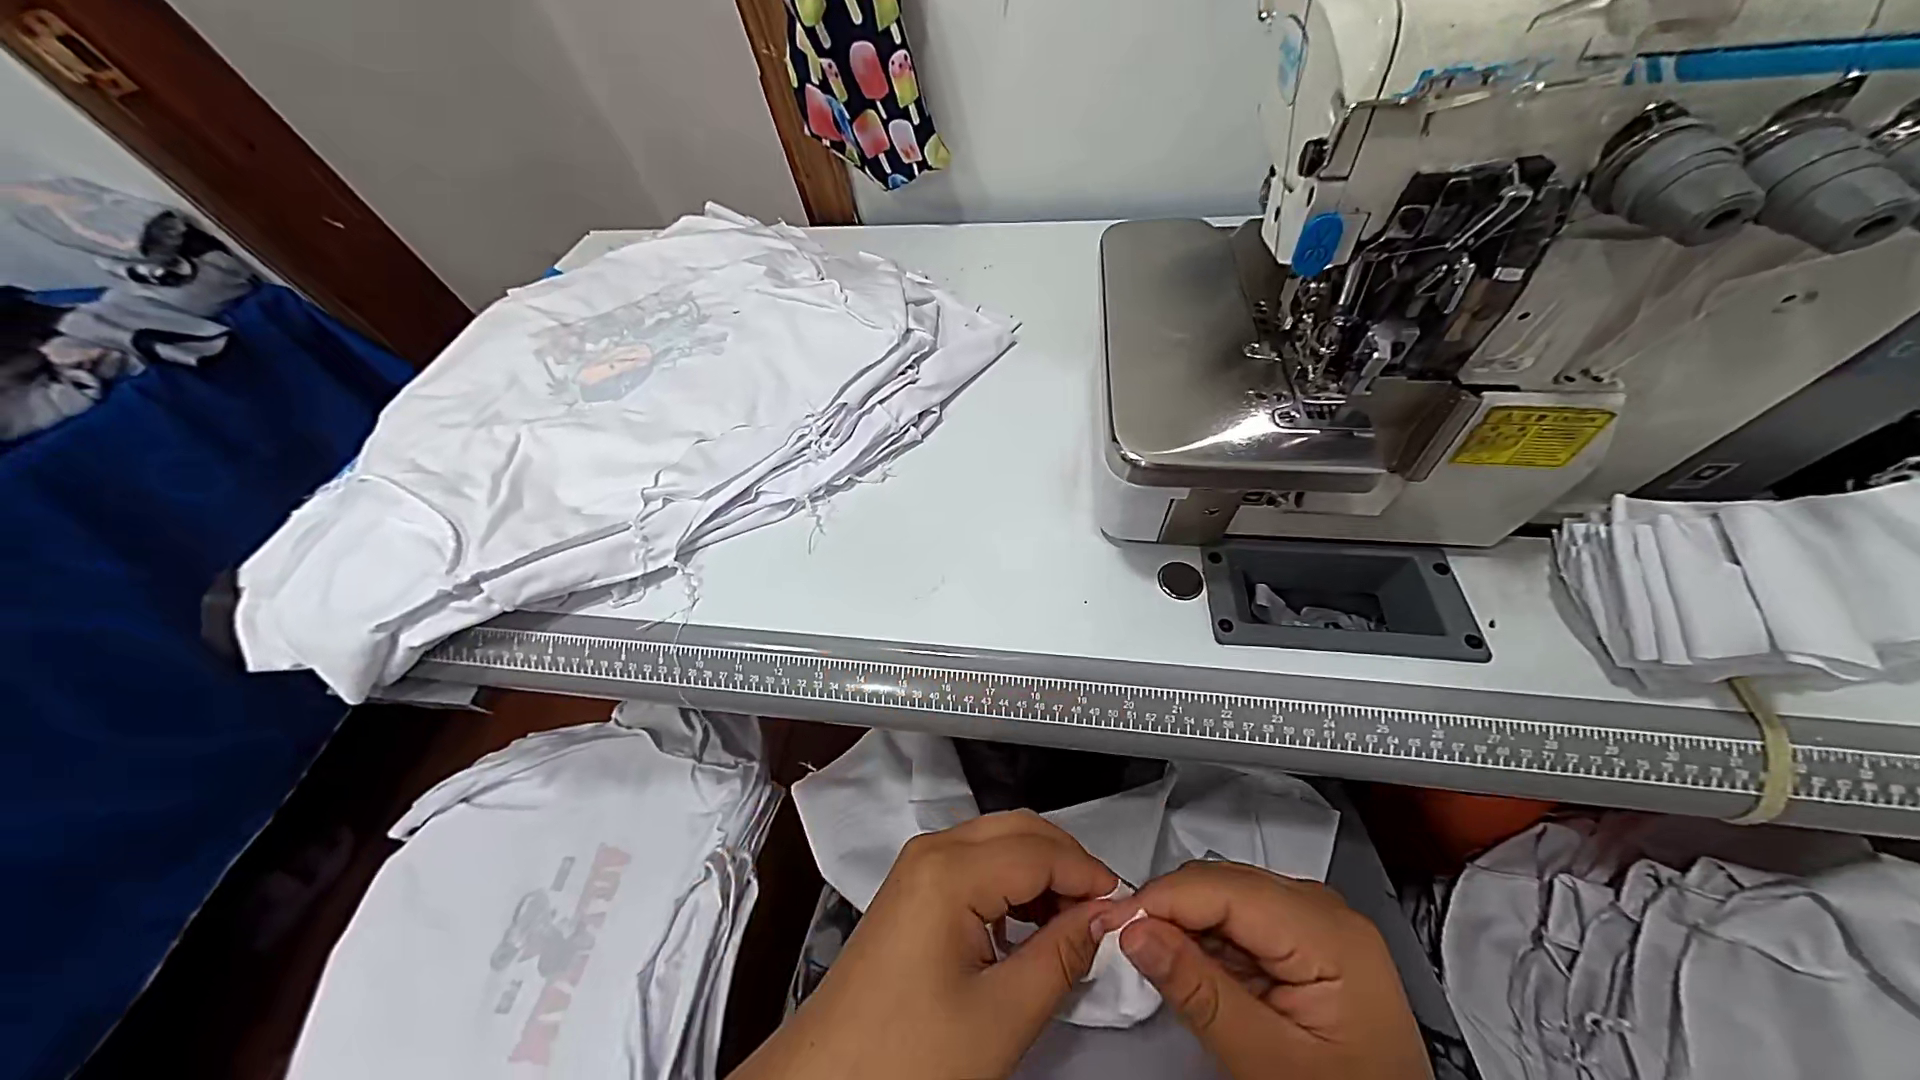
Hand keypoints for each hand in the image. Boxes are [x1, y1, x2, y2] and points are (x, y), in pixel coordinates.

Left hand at [732, 810, 1118, 1079]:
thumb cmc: (908, 1054)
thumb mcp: (1002, 1013)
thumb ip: (1062, 954)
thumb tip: (1105, 917)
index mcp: (949, 870)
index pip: (1041, 851)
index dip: (1090, 876)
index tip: (1125, 907)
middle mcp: (931, 850)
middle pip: (1020, 830)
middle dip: (1068, 862)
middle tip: (1104, 911)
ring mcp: (918, 865)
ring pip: (999, 840)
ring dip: (1041, 869)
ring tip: (1073, 922)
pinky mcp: (913, 887)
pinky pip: (976, 862)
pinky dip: (1012, 880)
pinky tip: (1029, 922)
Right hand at [1093, 860, 1430, 1079]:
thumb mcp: (1268, 1061)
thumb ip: (1198, 991)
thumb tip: (1136, 932)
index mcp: (1329, 934)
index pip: (1223, 888)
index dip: (1161, 900)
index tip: (1114, 924)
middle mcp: (1324, 910)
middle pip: (1222, 882)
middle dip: (1169, 909)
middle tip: (1128, 946)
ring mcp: (1315, 919)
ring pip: (1223, 893)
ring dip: (1184, 923)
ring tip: (1161, 964)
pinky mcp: (1303, 935)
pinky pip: (1238, 916)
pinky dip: (1207, 938)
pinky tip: (1196, 970)